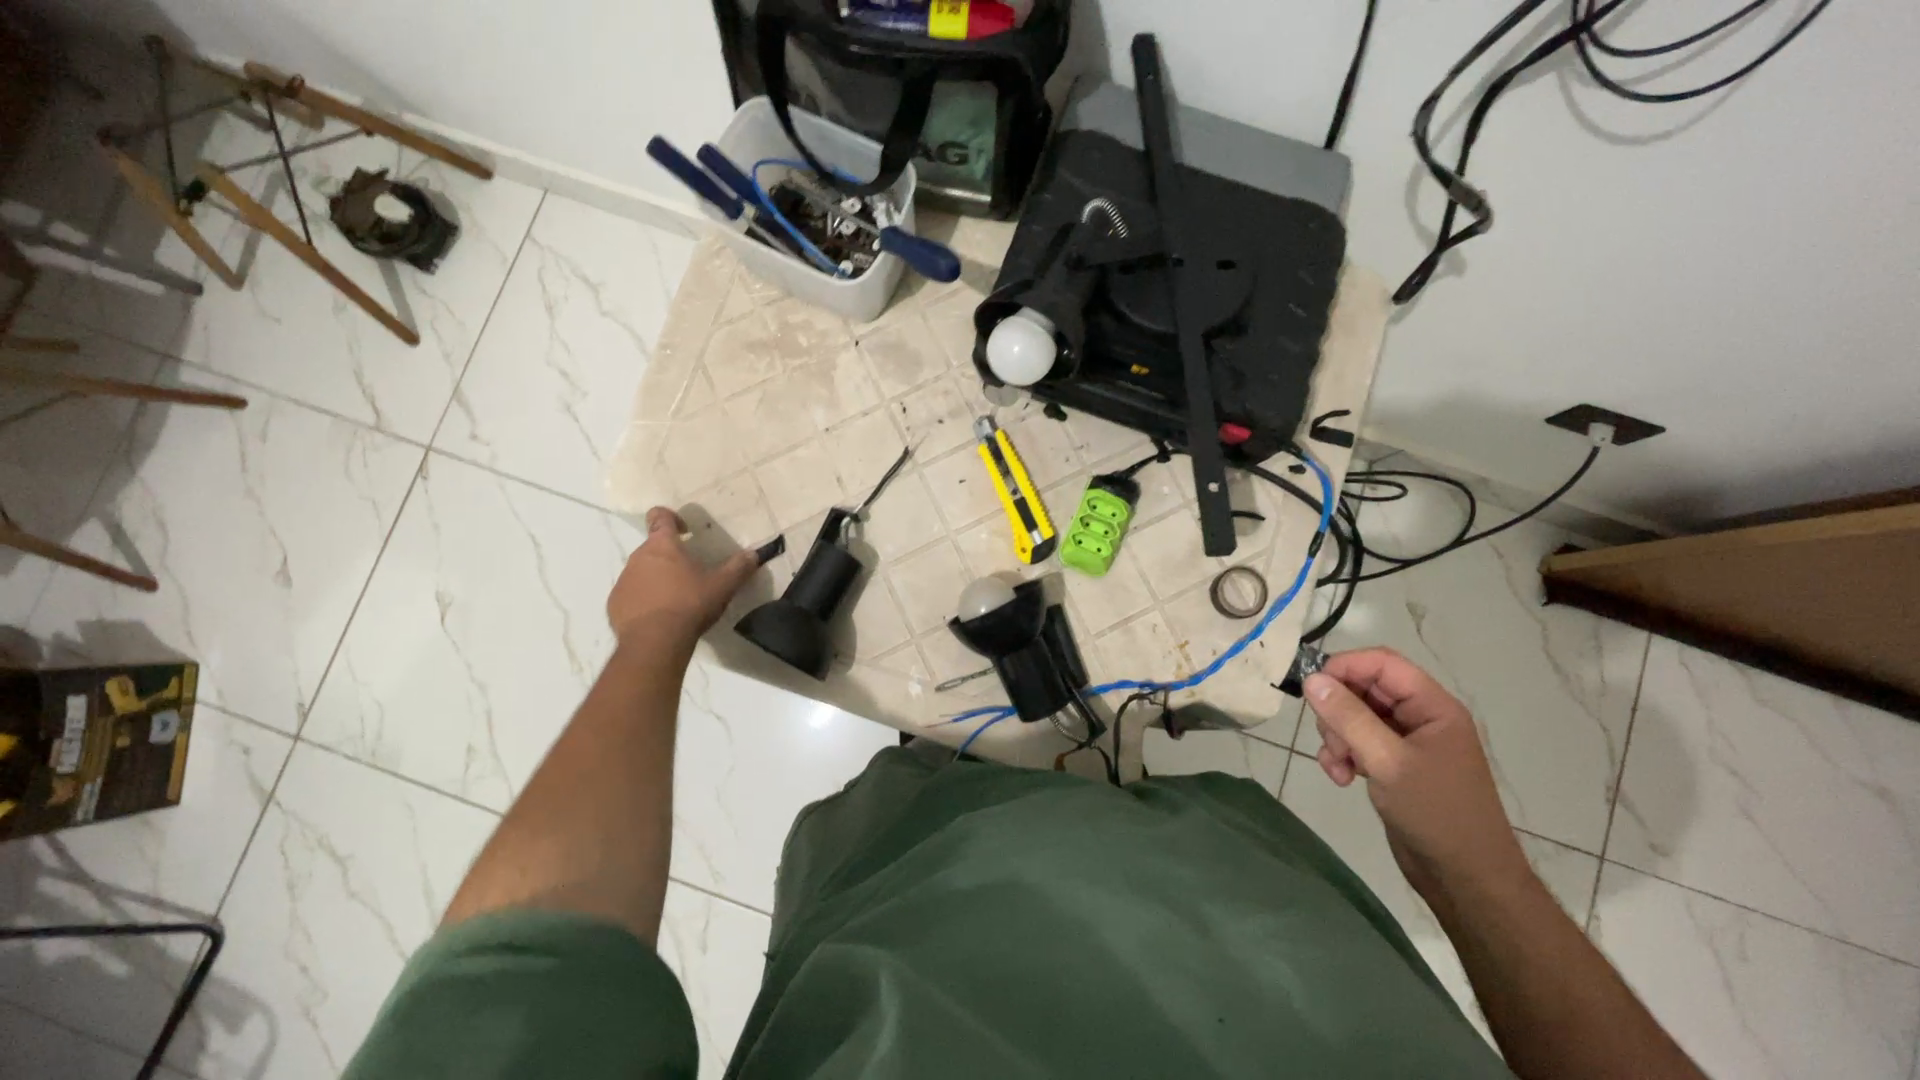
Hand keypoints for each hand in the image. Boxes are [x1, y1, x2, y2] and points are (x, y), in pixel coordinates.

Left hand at [608, 508, 760, 644]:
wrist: (654, 642)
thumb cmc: (689, 605)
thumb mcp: (722, 586)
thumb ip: (739, 567)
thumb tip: (754, 554)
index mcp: (663, 546)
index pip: (659, 516)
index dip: (671, 518)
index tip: (685, 532)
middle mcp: (638, 557)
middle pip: (653, 548)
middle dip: (670, 557)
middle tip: (689, 575)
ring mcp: (624, 580)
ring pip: (641, 571)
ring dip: (656, 579)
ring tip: (675, 600)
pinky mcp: (615, 603)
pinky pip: (631, 595)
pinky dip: (644, 600)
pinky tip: (659, 617)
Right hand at [1304, 648, 1531, 901]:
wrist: (1465, 877)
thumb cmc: (1436, 813)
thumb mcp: (1388, 761)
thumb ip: (1349, 718)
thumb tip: (1312, 680)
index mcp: (1433, 706)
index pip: (1382, 664)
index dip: (1344, 667)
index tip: (1311, 689)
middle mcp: (1420, 718)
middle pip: (1364, 689)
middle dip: (1337, 711)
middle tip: (1330, 741)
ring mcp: (1407, 743)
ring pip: (1355, 717)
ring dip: (1337, 738)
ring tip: (1338, 767)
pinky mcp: (1394, 766)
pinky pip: (1358, 744)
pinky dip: (1343, 756)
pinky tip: (1342, 779)